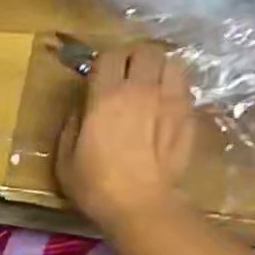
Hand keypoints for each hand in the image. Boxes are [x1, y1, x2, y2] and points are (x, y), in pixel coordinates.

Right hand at [57, 42, 199, 230]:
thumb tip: (80, 111)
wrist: (140, 205)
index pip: (109, 55)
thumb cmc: (94, 186)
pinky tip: (162, 107)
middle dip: (134, 57)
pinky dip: (172, 89)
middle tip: (125, 73)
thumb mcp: (65, 159)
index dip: (102, 61)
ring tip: (148, 85)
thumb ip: (71, 127)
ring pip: (171, 62)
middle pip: (146, 50)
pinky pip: (183, 88)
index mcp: (107, 98)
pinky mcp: (189, 115)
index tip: (97, 75)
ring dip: (157, 69)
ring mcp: (171, 100)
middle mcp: (142, 89)